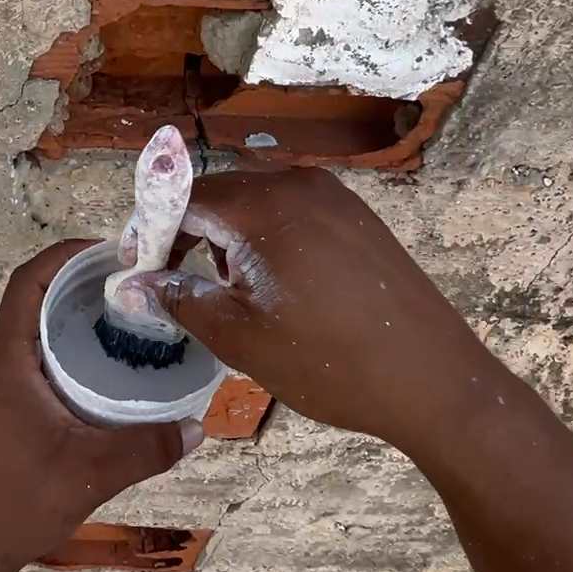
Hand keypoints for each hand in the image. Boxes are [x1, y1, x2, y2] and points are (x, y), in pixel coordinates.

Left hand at [0, 240, 204, 571]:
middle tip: (131, 278)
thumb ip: (146, 449)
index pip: (28, 281)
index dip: (66, 255)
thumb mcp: (91, 472)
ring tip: (125, 309)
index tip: (110, 250)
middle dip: (79, 277)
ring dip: (73, 307)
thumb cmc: (21, 498)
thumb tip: (198, 427)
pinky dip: (67, 337)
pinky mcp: (6, 396)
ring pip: (35, 320)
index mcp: (7, 358)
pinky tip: (105, 357)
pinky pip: (36, 346)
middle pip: (34, 294)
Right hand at [120, 169, 501, 455]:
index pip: (185, 199)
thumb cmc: (329, 363)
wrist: (438, 385)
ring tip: (224, 286)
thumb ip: (179, 298)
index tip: (136, 267)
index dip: (151, 230)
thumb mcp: (239, 336)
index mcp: (265, 208)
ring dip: (224, 234)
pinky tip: (270, 279)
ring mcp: (334, 198)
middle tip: (170, 277)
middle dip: (186, 231)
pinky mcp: (356, 217)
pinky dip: (262, 235)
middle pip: (219, 193)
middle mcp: (299, 185)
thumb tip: (133, 284)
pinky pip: (290, 210)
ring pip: (254, 201)